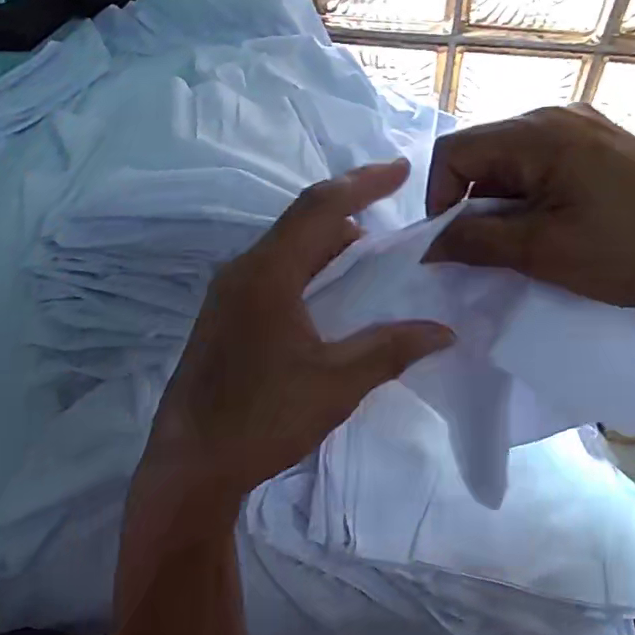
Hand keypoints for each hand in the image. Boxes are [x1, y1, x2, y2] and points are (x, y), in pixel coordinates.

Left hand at [139, 160, 456, 507]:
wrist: (191, 465)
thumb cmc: (262, 418)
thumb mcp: (336, 383)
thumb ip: (390, 349)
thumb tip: (443, 331)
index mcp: (266, 273)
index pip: (320, 208)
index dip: (364, 183)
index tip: (403, 170)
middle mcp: (242, 272)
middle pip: (302, 225)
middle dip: (351, 218)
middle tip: (394, 232)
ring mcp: (227, 296)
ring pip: (286, 252)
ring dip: (328, 251)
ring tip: (371, 268)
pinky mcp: (224, 319)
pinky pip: (272, 277)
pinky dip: (308, 274)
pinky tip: (331, 302)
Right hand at [425, 104, 634, 325]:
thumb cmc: (632, 253)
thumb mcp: (542, 251)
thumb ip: (474, 241)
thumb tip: (425, 246)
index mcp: (539, 132)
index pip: (453, 151)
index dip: (438, 198)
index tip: (452, 244)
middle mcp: (558, 117)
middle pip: (482, 154)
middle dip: (471, 204)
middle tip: (488, 253)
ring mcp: (586, 130)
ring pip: (512, 164)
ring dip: (502, 206)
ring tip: (523, 248)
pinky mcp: (604, 149)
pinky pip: (544, 168)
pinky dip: (531, 200)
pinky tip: (551, 233)